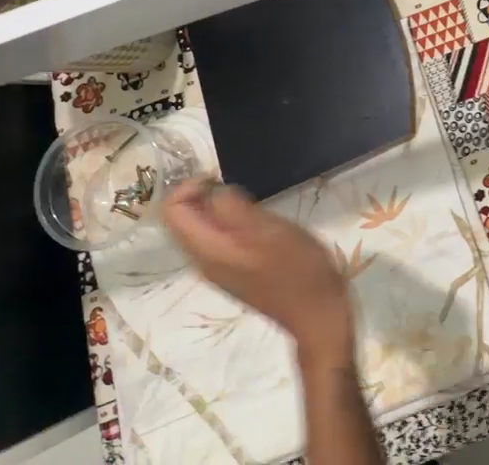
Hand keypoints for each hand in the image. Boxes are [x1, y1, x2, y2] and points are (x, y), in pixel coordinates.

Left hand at [163, 180, 354, 369]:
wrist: (316, 313)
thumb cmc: (298, 270)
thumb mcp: (271, 231)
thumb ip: (236, 210)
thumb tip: (214, 191)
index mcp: (208, 250)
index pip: (172, 210)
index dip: (190, 185)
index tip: (222, 177)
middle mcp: (204, 261)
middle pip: (183, 219)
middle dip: (204, 195)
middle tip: (243, 188)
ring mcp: (219, 268)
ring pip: (201, 228)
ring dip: (220, 208)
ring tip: (255, 204)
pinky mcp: (235, 271)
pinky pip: (218, 239)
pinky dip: (232, 223)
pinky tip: (261, 223)